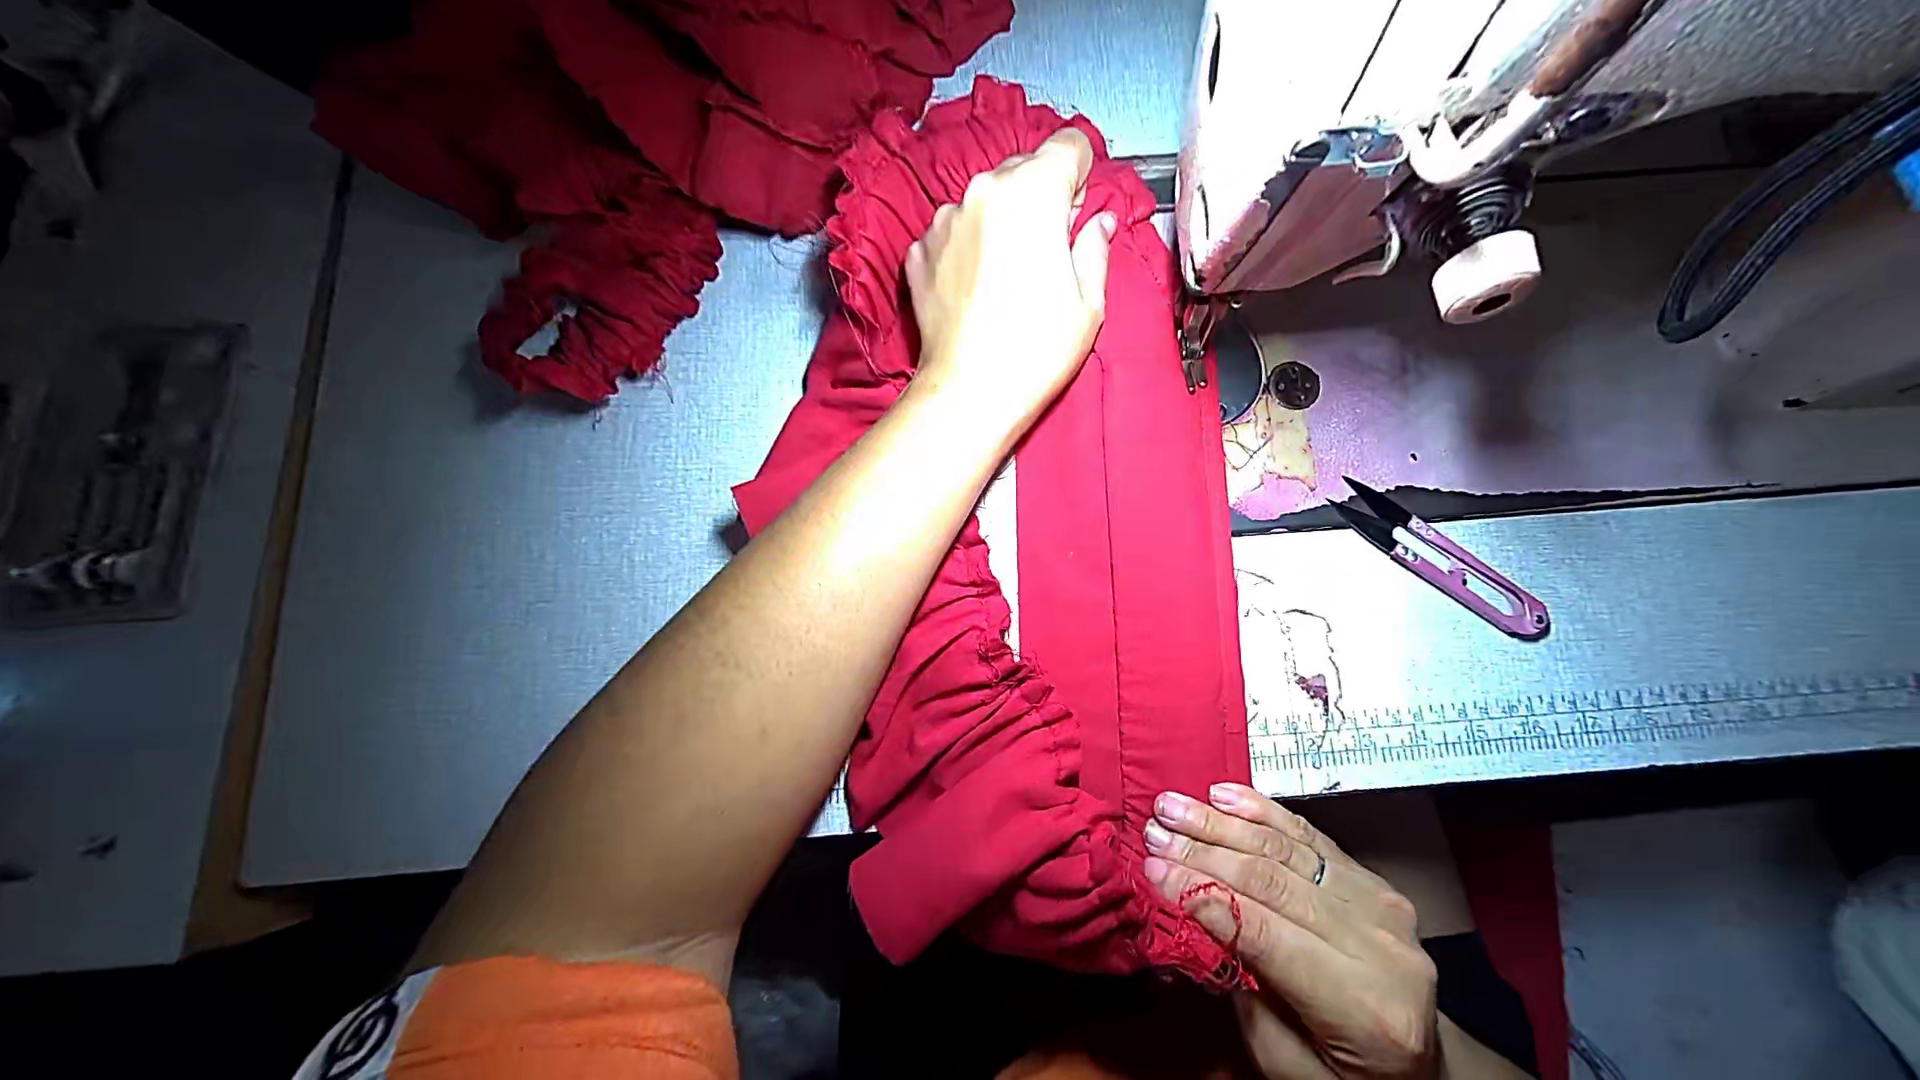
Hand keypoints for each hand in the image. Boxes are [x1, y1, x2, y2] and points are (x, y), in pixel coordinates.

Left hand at [904, 127, 1115, 439]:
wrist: (969, 393)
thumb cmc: (1030, 355)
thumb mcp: (1088, 302)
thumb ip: (1095, 248)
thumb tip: (1098, 226)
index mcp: (1033, 193)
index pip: (1069, 145)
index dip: (1081, 176)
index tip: (1078, 208)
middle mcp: (983, 193)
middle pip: (1023, 170)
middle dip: (1041, 200)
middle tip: (1048, 254)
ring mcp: (944, 221)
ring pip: (985, 201)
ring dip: (1001, 224)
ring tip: (1009, 280)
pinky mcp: (920, 251)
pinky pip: (954, 232)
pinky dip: (968, 249)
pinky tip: (979, 289)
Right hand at [1143, 785, 1438, 1078]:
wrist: (1429, 1069)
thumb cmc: (1348, 1074)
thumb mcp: (1288, 1063)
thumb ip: (1246, 990)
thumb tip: (1200, 912)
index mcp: (1362, 1007)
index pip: (1262, 932)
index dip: (1202, 895)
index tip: (1152, 870)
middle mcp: (1380, 947)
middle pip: (1270, 881)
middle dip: (1201, 852)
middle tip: (1154, 832)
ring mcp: (1380, 906)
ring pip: (1284, 848)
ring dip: (1219, 823)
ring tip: (1172, 806)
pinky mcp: (1373, 881)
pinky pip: (1309, 835)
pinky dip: (1262, 811)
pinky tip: (1223, 794)